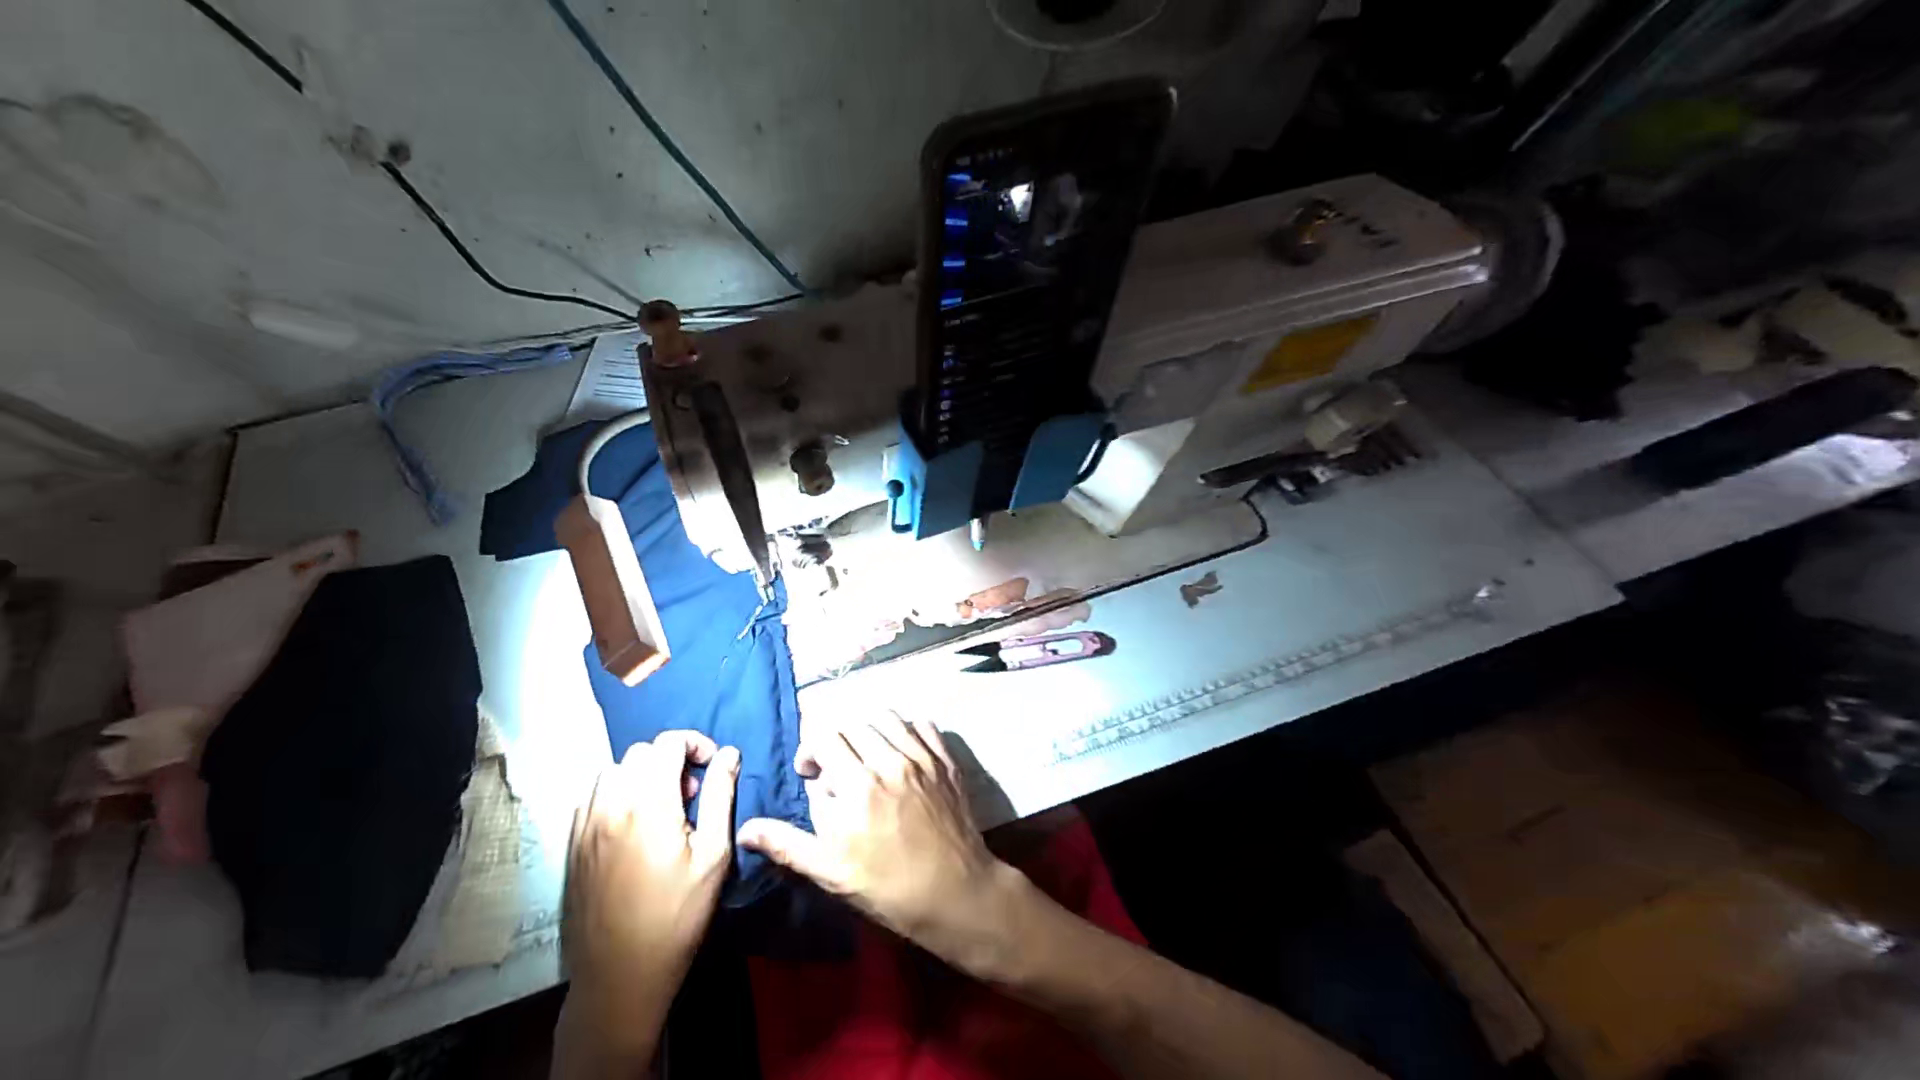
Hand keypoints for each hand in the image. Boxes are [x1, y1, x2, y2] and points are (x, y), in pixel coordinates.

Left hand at [559, 731, 738, 1067]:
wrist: (620, 976)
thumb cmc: (677, 916)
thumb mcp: (714, 855)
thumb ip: (721, 796)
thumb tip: (729, 755)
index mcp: (647, 804)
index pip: (667, 744)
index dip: (695, 744)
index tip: (713, 765)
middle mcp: (610, 805)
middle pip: (639, 753)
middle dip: (670, 761)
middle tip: (691, 795)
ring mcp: (584, 826)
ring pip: (612, 772)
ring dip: (641, 776)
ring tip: (661, 809)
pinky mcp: (571, 846)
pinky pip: (592, 798)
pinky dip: (616, 795)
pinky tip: (633, 827)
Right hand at [737, 712, 1021, 972]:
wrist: (955, 894)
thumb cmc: (888, 887)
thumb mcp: (831, 871)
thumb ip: (787, 843)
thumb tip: (745, 829)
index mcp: (858, 784)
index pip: (826, 737)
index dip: (811, 751)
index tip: (810, 774)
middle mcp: (891, 760)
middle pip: (854, 724)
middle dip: (838, 741)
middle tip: (837, 768)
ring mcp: (923, 758)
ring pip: (888, 718)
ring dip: (869, 731)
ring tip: (866, 757)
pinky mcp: (946, 761)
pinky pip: (922, 725)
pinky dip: (905, 730)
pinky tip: (899, 753)